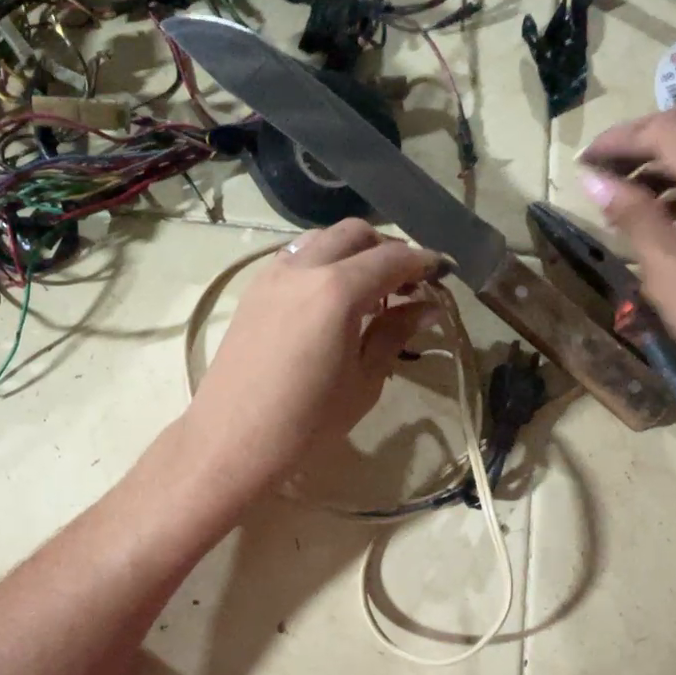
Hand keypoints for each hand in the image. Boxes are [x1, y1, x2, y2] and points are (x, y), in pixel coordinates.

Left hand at [180, 218, 440, 498]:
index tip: (443, 273)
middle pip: (355, 234)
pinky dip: (321, 263)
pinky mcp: (253, 292)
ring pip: (321, 240)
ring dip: (352, 252)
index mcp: (337, 290)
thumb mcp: (363, 381)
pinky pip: (295, 258)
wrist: (232, 440)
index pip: (392, 258)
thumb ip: (394, 334)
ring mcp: (272, 276)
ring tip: (368, 291)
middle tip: (407, 284)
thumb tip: (428, 307)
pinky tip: (330, 299)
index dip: (423, 262)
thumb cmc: (307, 421)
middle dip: (387, 248)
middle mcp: (303, 269)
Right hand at [576, 105, 675, 423]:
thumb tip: (593, 181)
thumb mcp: (670, 274)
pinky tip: (666, 208)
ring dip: (666, 157)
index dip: (617, 141)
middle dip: (640, 141)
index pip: (665, 131)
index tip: (580, 163)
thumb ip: (634, 218)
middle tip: (599, 172)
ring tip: (624, 192)